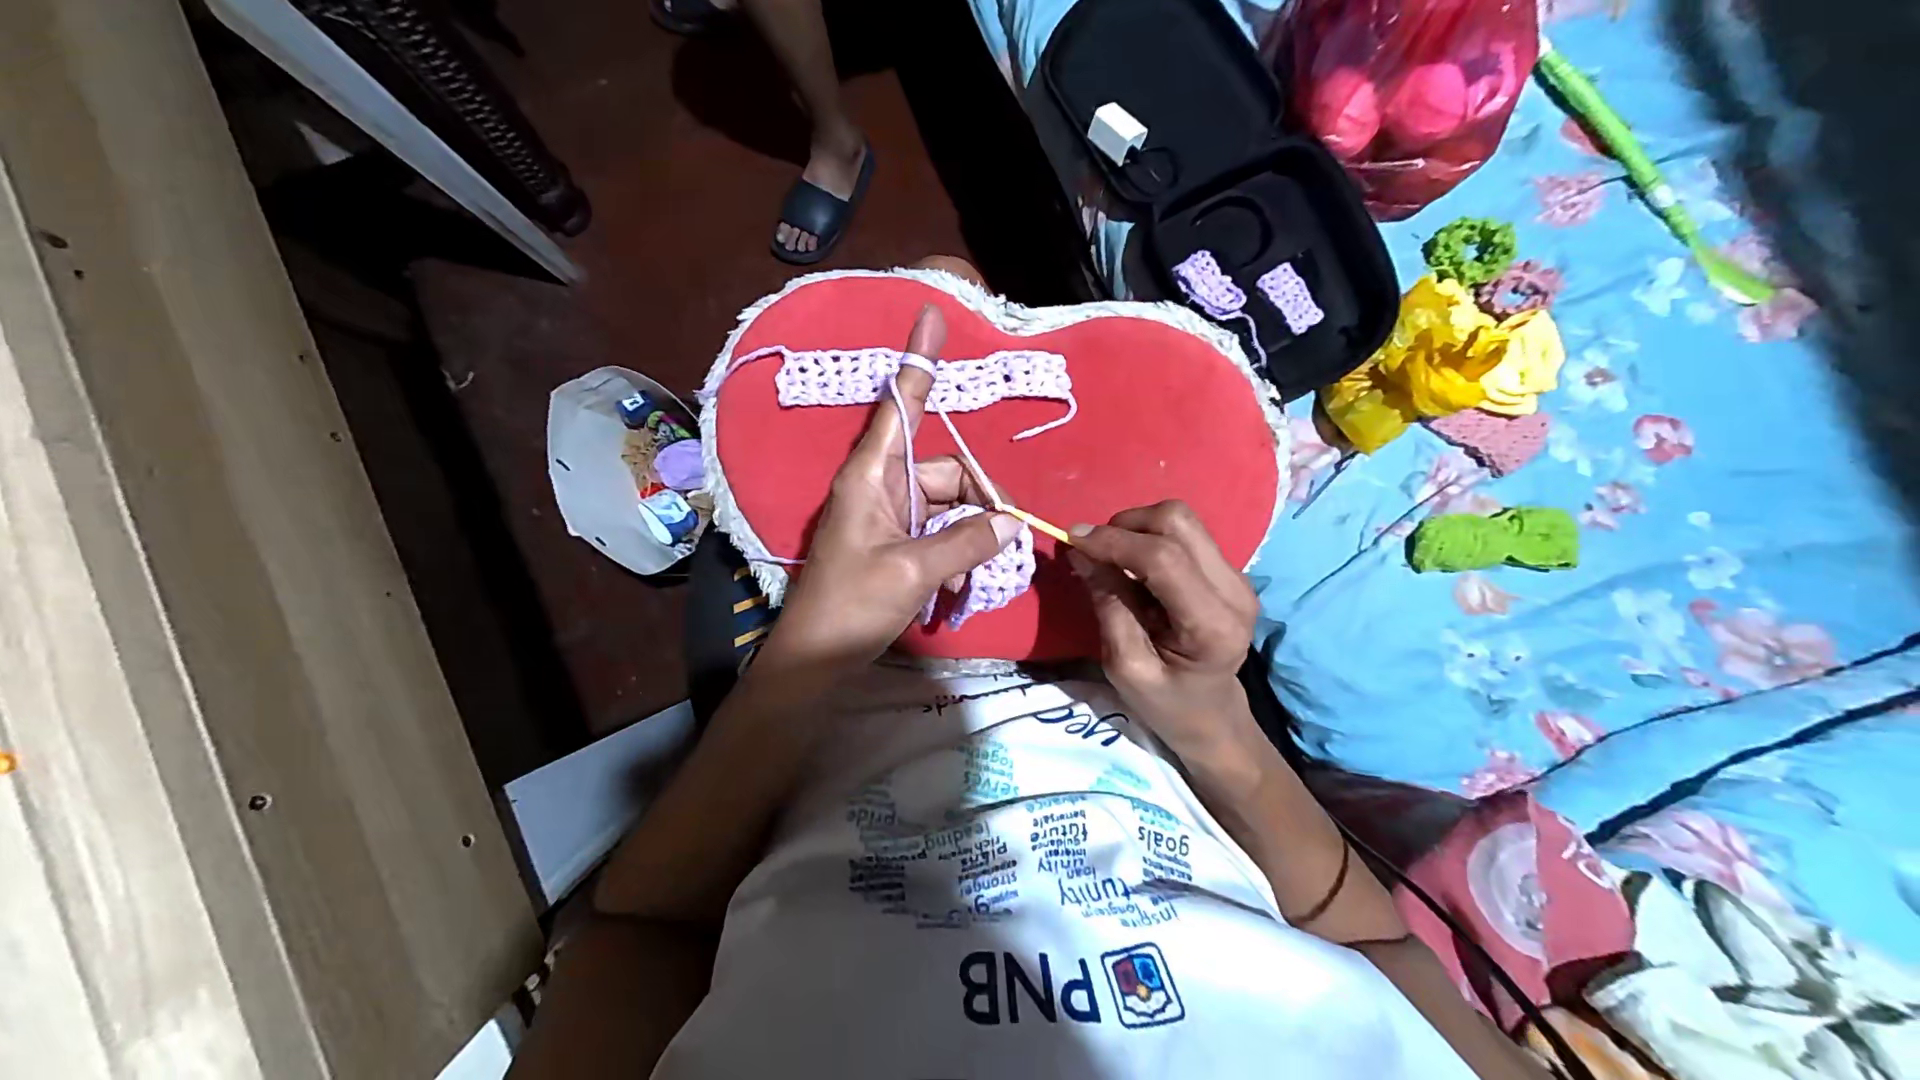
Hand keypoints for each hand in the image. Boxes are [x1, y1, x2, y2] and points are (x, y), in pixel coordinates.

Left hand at [757, 305, 1020, 679]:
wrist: (816, 658)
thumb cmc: (852, 605)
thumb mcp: (913, 570)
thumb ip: (966, 541)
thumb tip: (1011, 520)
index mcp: (872, 475)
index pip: (901, 404)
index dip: (919, 360)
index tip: (931, 312)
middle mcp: (881, 485)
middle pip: (945, 467)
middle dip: (979, 498)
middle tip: (1003, 537)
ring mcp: (888, 516)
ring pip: (949, 504)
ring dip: (970, 535)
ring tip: (974, 576)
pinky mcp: (895, 542)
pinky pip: (940, 532)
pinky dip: (957, 552)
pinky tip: (961, 586)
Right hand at [1066, 501, 1260, 760]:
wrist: (1210, 714)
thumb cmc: (1165, 702)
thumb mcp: (1125, 666)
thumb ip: (1108, 606)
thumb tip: (1081, 551)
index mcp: (1211, 625)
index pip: (1163, 559)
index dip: (1114, 541)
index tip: (1073, 539)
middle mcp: (1234, 590)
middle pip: (1178, 521)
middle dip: (1126, 525)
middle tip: (1095, 550)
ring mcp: (1237, 576)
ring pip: (1181, 519)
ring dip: (1137, 528)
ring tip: (1113, 558)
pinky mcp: (1228, 570)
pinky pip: (1184, 533)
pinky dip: (1149, 538)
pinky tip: (1134, 566)